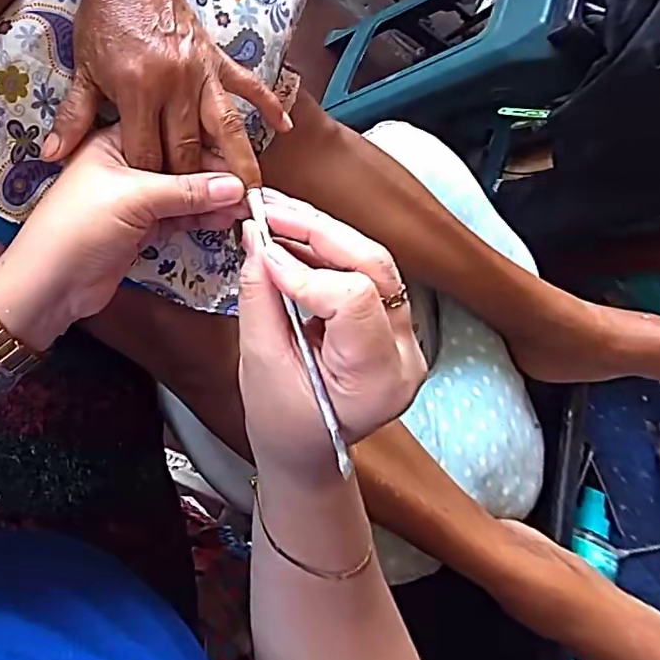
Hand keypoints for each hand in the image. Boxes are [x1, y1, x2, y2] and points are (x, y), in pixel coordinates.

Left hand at [0, 128, 246, 345]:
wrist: (48, 283)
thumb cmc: (76, 227)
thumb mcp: (132, 199)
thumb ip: (185, 190)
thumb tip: (234, 185)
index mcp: (111, 142)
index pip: (167, 133)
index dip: (205, 145)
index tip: (241, 159)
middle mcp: (123, 165)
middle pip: (178, 162)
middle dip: (214, 174)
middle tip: (250, 187)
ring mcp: (132, 197)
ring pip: (181, 191)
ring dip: (211, 198)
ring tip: (245, 205)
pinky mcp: (139, 226)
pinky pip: (177, 215)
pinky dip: (199, 217)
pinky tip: (224, 218)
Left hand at [42, 0, 290, 187]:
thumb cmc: (102, 20)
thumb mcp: (83, 70)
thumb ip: (73, 116)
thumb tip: (51, 155)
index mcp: (137, 90)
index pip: (146, 153)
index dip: (150, 183)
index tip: (156, 207)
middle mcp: (175, 85)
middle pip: (187, 148)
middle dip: (194, 184)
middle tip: (207, 215)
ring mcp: (200, 71)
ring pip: (226, 126)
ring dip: (240, 161)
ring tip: (253, 193)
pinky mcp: (215, 56)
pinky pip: (247, 84)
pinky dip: (268, 104)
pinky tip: (285, 127)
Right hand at [237, 192, 425, 481]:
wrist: (305, 447)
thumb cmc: (282, 421)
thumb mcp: (260, 362)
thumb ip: (259, 299)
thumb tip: (254, 242)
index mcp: (378, 377)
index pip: (355, 299)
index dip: (303, 270)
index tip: (259, 255)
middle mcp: (404, 350)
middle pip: (374, 265)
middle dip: (317, 230)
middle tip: (267, 212)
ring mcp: (401, 332)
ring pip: (371, 258)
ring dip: (319, 229)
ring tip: (273, 212)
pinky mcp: (384, 317)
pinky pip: (360, 267)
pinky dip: (321, 243)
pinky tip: (288, 230)